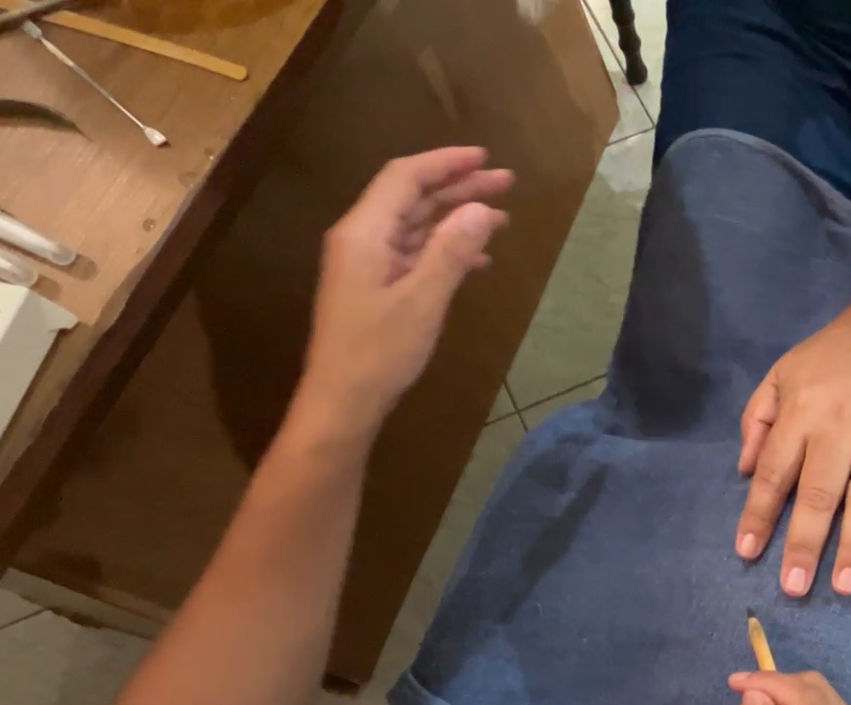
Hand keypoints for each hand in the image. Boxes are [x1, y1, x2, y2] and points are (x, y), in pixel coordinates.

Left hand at [297, 147, 513, 433]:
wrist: (344, 399)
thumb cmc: (379, 351)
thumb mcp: (422, 300)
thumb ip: (451, 251)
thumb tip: (481, 209)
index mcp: (364, 233)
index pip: (406, 179)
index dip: (445, 163)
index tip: (485, 159)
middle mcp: (362, 239)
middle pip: (413, 199)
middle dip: (458, 188)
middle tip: (506, 184)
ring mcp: (368, 264)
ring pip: (416, 226)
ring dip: (456, 218)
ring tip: (501, 217)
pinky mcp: (377, 287)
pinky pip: (415, 254)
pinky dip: (446, 249)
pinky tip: (477, 257)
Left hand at [735, 308, 850, 596]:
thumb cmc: (829, 359)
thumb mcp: (779, 374)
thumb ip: (756, 420)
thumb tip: (746, 472)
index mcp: (802, 413)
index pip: (776, 473)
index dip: (759, 514)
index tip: (747, 553)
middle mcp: (841, 428)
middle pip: (820, 493)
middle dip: (805, 543)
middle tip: (794, 587)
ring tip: (845, 585)